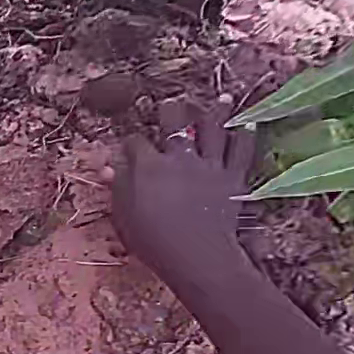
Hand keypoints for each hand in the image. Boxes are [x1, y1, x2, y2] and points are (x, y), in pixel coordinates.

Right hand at [111, 97, 257, 283]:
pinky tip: (246, 126)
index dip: (130, 142)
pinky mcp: (233, 177)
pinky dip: (245, 136)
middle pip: (175, 124)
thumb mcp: (123, 215)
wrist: (194, 253)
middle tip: (172, 104)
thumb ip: (117, 187)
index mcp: (148, 167)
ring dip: (215, 112)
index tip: (128, 146)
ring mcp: (209, 165)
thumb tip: (107, 168)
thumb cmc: (151, 239)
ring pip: (213, 129)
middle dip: (171, 111)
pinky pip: (242, 150)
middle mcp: (179, 157)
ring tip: (219, 100)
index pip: (135, 143)